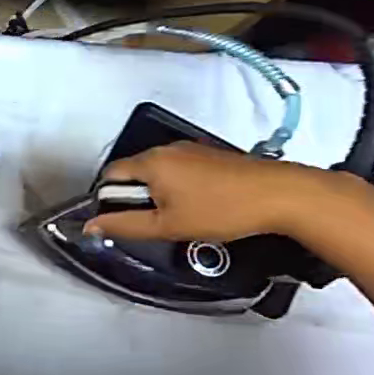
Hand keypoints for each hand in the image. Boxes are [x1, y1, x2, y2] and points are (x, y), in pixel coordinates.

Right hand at [84, 142, 354, 242]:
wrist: (283, 195)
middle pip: (133, 171)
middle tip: (154, 222)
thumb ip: (125, 225)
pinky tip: (199, 204)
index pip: (110, 175)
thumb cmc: (220, 211)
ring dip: (158, 191)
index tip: (122, 220)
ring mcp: (190, 148)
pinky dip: (178, 185)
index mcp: (149, 162)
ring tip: (179, 216)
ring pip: (158, 170)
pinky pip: (179, 168)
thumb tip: (90, 226)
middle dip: (135, 195)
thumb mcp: (168, 226)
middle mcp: (165, 149)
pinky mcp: (210, 154)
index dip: (108, 198)